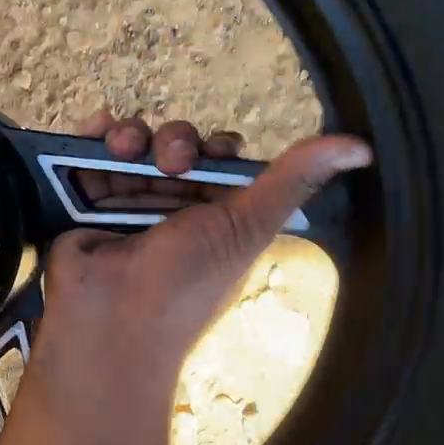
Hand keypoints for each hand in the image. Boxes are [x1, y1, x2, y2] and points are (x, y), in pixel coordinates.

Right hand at [37, 113, 371, 380]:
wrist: (109, 315)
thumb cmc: (184, 280)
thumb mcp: (246, 229)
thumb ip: (289, 183)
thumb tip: (361, 146)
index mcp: (216, 216)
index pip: (220, 163)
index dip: (215, 149)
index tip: (208, 156)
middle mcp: (170, 207)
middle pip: (174, 148)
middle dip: (171, 141)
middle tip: (166, 163)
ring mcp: (123, 203)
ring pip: (132, 147)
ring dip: (130, 136)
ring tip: (120, 148)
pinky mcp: (82, 200)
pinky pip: (87, 156)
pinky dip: (91, 136)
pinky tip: (95, 129)